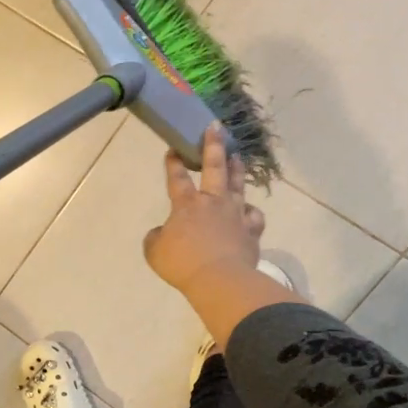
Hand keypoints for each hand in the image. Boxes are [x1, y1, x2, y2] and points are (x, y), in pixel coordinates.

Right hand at [143, 123, 265, 294]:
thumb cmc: (182, 263)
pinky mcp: (251, 230)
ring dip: (236, 168)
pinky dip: (250, 212)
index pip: (177, 178)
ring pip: (238, 185)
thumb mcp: (154, 251)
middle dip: (213, 145)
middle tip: (215, 127)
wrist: (219, 280)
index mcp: (186, 205)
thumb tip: (162, 232)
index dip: (174, 163)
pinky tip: (248, 212)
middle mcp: (213, 202)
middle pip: (214, 168)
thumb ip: (156, 237)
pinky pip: (253, 216)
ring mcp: (235, 214)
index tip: (173, 149)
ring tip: (236, 156)